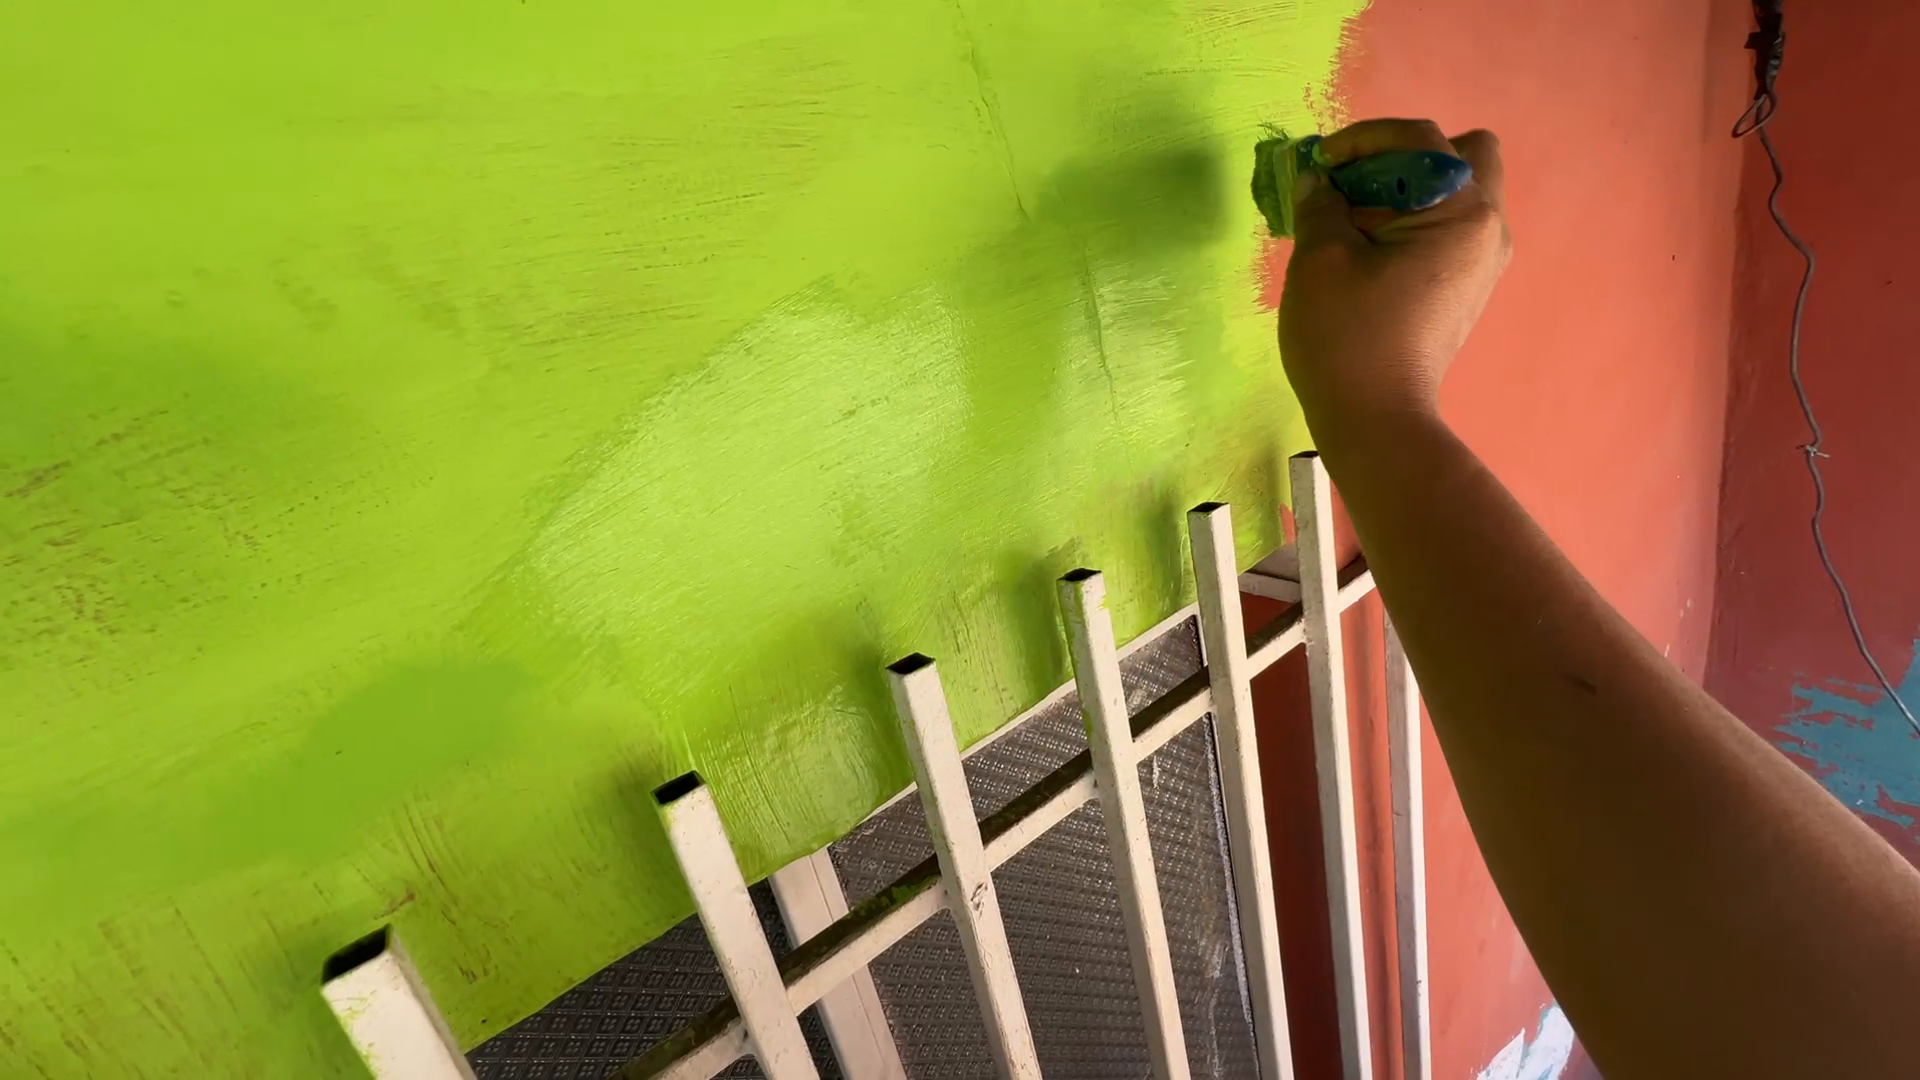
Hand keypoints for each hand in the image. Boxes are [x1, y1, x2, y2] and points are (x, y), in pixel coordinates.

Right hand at [1278, 119, 1509, 438]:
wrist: (1372, 418)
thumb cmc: (1344, 338)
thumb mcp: (1319, 263)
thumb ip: (1319, 208)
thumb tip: (1316, 182)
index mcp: (1462, 212)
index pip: (1421, 141)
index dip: (1363, 140)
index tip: (1318, 162)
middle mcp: (1488, 228)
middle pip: (1461, 157)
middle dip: (1402, 161)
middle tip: (1352, 190)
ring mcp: (1482, 264)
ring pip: (1454, 197)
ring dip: (1404, 196)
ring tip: (1350, 228)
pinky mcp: (1464, 291)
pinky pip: (1444, 235)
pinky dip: (1409, 228)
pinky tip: (1366, 258)